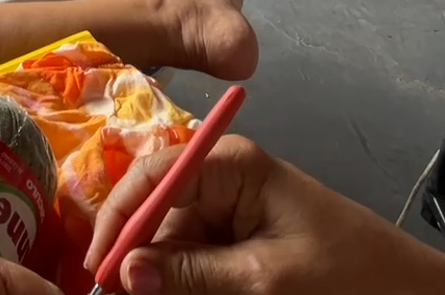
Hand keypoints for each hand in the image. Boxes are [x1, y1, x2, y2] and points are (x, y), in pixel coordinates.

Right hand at [84, 136, 444, 294]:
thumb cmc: (348, 276)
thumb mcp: (266, 280)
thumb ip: (193, 275)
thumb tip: (125, 273)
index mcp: (227, 163)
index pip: (152, 175)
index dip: (118, 217)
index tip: (96, 267)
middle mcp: (220, 176)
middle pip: (156, 209)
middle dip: (133, 252)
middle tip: (107, 293)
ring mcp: (229, 209)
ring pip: (171, 239)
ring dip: (155, 273)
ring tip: (133, 293)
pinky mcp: (239, 240)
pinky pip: (194, 257)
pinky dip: (180, 281)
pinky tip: (166, 292)